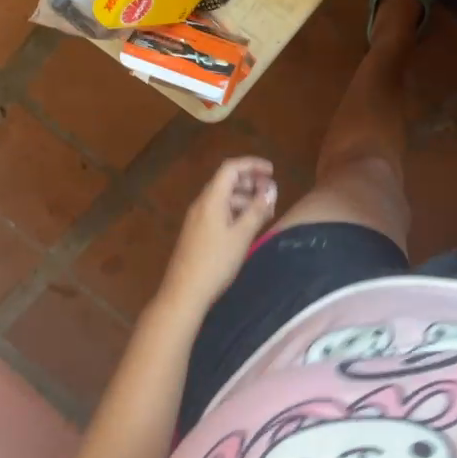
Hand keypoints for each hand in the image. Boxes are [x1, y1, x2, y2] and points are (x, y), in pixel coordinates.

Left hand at [160, 157, 277, 310]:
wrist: (184, 292)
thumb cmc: (216, 262)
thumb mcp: (242, 236)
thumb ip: (257, 210)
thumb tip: (271, 189)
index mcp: (211, 199)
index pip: (231, 168)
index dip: (252, 165)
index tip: (272, 171)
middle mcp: (202, 204)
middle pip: (226, 181)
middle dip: (250, 182)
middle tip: (271, 194)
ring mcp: (197, 218)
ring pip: (223, 198)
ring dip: (244, 199)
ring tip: (265, 213)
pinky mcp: (197, 232)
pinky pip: (218, 212)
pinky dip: (235, 212)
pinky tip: (247, 226)